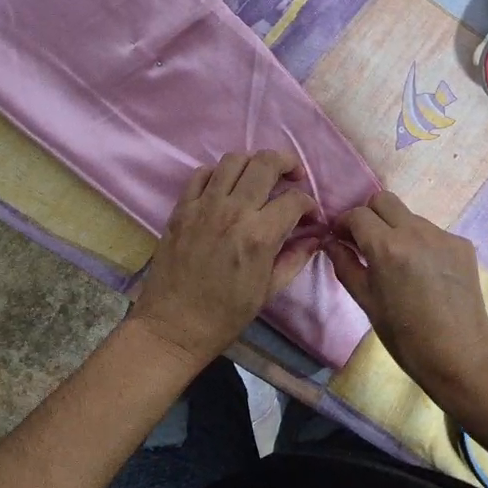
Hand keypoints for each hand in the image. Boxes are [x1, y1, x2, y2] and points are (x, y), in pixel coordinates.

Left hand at [131, 151, 320, 367]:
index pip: (294, 200)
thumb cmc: (225, 316)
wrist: (172, 328)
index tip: (310, 216)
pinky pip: (202, 173)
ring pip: (234, 160)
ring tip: (260, 178)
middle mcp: (233, 211)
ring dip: (253, 163)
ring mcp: (204, 206)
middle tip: (293, 177)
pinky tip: (226, 188)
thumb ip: (295, 258)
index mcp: (259, 235)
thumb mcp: (268, 291)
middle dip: (287, 163)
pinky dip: (219, 173)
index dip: (309, 204)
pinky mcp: (182, 208)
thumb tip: (315, 237)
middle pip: (266, 163)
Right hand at [325, 192, 487, 398]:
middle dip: (370, 215)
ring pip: (410, 217)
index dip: (344, 223)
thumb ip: (346, 265)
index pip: (358, 214)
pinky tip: (425, 274)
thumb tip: (331, 242)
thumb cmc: (405, 337)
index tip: (341, 238)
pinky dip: (422, 245)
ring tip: (399, 264)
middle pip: (384, 200)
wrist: (459, 356)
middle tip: (366, 242)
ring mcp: (443, 235)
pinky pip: (433, 234)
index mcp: (387, 246)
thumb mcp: (367, 302)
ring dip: (397, 230)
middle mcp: (416, 231)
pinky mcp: (462, 244)